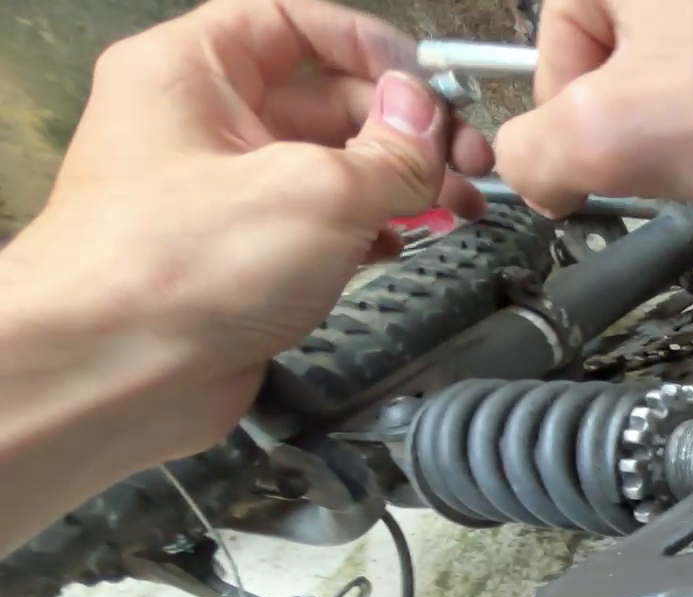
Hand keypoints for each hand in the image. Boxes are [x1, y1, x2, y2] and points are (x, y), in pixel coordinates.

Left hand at [0, 0, 491, 469]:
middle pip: (331, 100)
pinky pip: (331, 219)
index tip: (433, 88)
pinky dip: (376, 227)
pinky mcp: (258, 248)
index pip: (291, 22)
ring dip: (407, 182)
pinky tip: (403, 244)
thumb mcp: (317, 192)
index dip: (368, 46)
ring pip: (340, 165)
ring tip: (459, 209)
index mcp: (196, 75)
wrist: (121, 366)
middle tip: (471, 164)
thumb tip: (428, 118)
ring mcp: (236, 191)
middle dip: (409, 130)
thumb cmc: (188, 265)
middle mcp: (212, 124)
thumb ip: (390, 152)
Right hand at [493, 0, 692, 214]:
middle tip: (674, 165)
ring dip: (690, 127)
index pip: (554, 43)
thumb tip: (528, 174)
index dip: (570, 123)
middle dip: (638, 126)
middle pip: (618, 59)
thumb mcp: (612, 137)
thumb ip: (538, 154)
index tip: (600, 174)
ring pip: (680, 73)